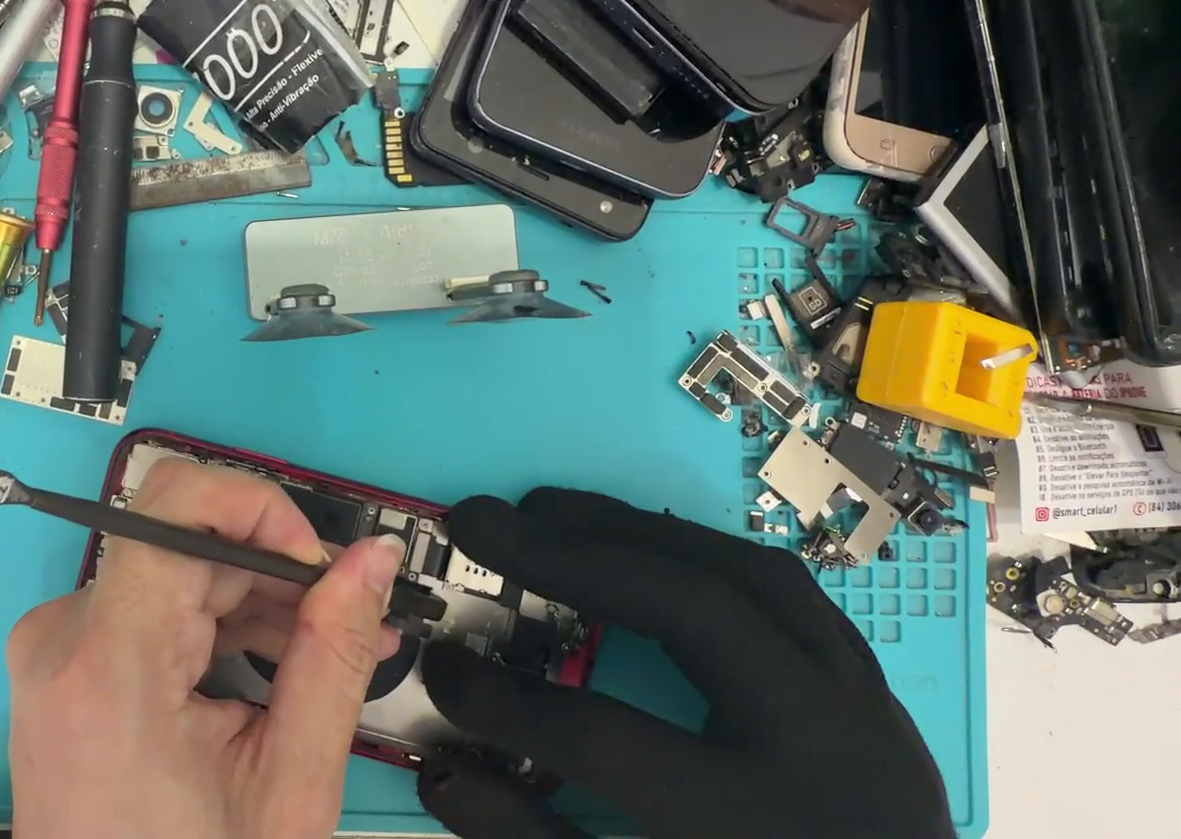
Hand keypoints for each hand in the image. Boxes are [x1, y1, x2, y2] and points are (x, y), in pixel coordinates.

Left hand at [7, 459, 407, 838]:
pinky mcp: (72, 658)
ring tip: (331, 644)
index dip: (257, 507)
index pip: (175, 505)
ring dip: (257, 598)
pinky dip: (221, 622)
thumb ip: (333, 654)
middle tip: (349, 609)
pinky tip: (279, 655)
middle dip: (276, 567)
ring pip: (178, 571)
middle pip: (186, 542)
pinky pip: (158, 606)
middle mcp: (65, 635)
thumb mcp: (286, 783)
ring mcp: (61, 645)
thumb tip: (370, 560)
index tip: (317, 557)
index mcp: (107, 662)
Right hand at [416, 488, 952, 838]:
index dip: (501, 700)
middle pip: (692, 609)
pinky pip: (782, 584)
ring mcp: (871, 709)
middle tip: (478, 523)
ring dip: (629, 526)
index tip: (439, 664)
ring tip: (542, 509)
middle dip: (567, 555)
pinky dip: (693, 545)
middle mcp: (833, 755)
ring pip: (747, 571)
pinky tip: (630, 537)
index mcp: (761, 832)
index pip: (603, 741)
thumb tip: (439, 770)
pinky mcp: (875, 684)